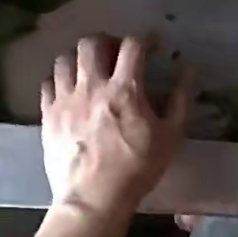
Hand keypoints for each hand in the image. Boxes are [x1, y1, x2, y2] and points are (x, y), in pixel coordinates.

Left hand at [40, 36, 191, 215]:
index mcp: (125, 89)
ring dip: (81, 58)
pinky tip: (72, 90)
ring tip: (91, 70)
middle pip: (91, 43)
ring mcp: (65, 99)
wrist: (95, 197)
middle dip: (107, 41)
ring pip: (65, 58)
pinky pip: (48, 82)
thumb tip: (189, 69)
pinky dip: (61, 79)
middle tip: (118, 54)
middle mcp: (92, 86)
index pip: (133, 46)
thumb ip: (181, 98)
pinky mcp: (48, 114)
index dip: (146, 39)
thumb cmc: (139, 167)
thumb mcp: (171, 135)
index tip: (154, 45)